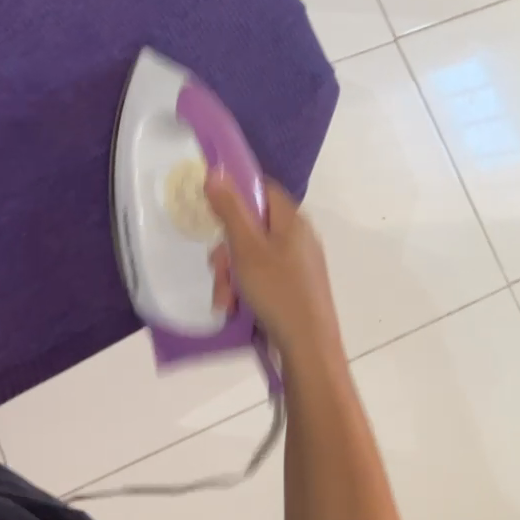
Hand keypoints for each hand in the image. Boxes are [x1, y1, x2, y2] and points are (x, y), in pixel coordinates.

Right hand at [205, 173, 343, 364]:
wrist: (308, 349)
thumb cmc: (277, 292)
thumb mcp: (246, 248)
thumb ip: (229, 208)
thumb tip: (216, 170)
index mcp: (292, 221)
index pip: (262, 189)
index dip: (235, 193)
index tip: (211, 208)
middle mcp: (297, 238)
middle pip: (250, 227)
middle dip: (226, 250)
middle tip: (218, 270)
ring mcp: (297, 265)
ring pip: (250, 255)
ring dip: (230, 275)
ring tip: (226, 300)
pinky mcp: (293, 288)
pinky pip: (260, 277)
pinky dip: (244, 289)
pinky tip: (235, 308)